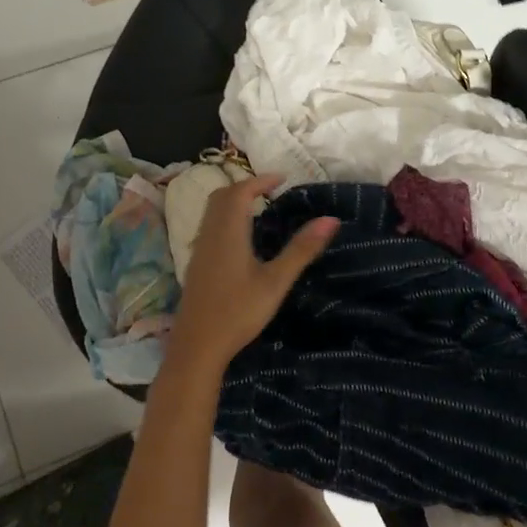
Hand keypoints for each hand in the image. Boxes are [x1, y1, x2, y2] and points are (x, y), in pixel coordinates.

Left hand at [170, 175, 338, 374]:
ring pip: (212, 211)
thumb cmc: (238, 312)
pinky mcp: (196, 265)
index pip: (240, 191)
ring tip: (259, 208)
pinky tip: (241, 238)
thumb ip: (301, 250)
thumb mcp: (276, 282)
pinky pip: (209, 226)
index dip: (261, 180)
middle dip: (246, 187)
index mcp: (228, 232)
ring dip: (233, 201)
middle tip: (271, 191)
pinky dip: (225, 217)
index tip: (283, 179)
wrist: (196, 348)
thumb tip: (331, 219)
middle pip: (222, 196)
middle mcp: (210, 235)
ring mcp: (199, 250)